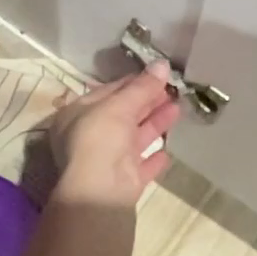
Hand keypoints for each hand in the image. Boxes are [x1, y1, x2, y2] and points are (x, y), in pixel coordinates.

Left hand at [49, 62, 180, 206]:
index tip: (156, 74)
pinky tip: (168, 151)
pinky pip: (142, 166)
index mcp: (78, 115)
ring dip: (155, 124)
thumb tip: (162, 65)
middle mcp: (91, 137)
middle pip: (123, 115)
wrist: (100, 190)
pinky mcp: (124, 180)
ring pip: (135, 138)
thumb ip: (142, 87)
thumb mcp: (119, 105)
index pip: (108, 92)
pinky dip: (154, 158)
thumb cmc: (100, 138)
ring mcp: (108, 160)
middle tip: (172, 90)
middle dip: (148, 102)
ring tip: (178, 109)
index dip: (133, 83)